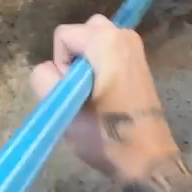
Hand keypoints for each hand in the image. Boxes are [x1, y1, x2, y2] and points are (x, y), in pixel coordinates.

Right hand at [29, 14, 180, 181]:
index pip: (63, 36)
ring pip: (94, 41)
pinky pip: (108, 51)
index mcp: (105, 39)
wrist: (147, 158)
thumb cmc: (104, 133)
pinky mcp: (139, 60)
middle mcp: (122, 33)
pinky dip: (101, 65)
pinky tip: (107, 93)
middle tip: (82, 90)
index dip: (60, 64)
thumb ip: (44, 79)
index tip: (73, 91)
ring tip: (93, 93)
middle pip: (80, 34)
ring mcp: (134, 45)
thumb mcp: (62, 109)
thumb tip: (51, 70)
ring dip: (86, 62)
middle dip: (74, 59)